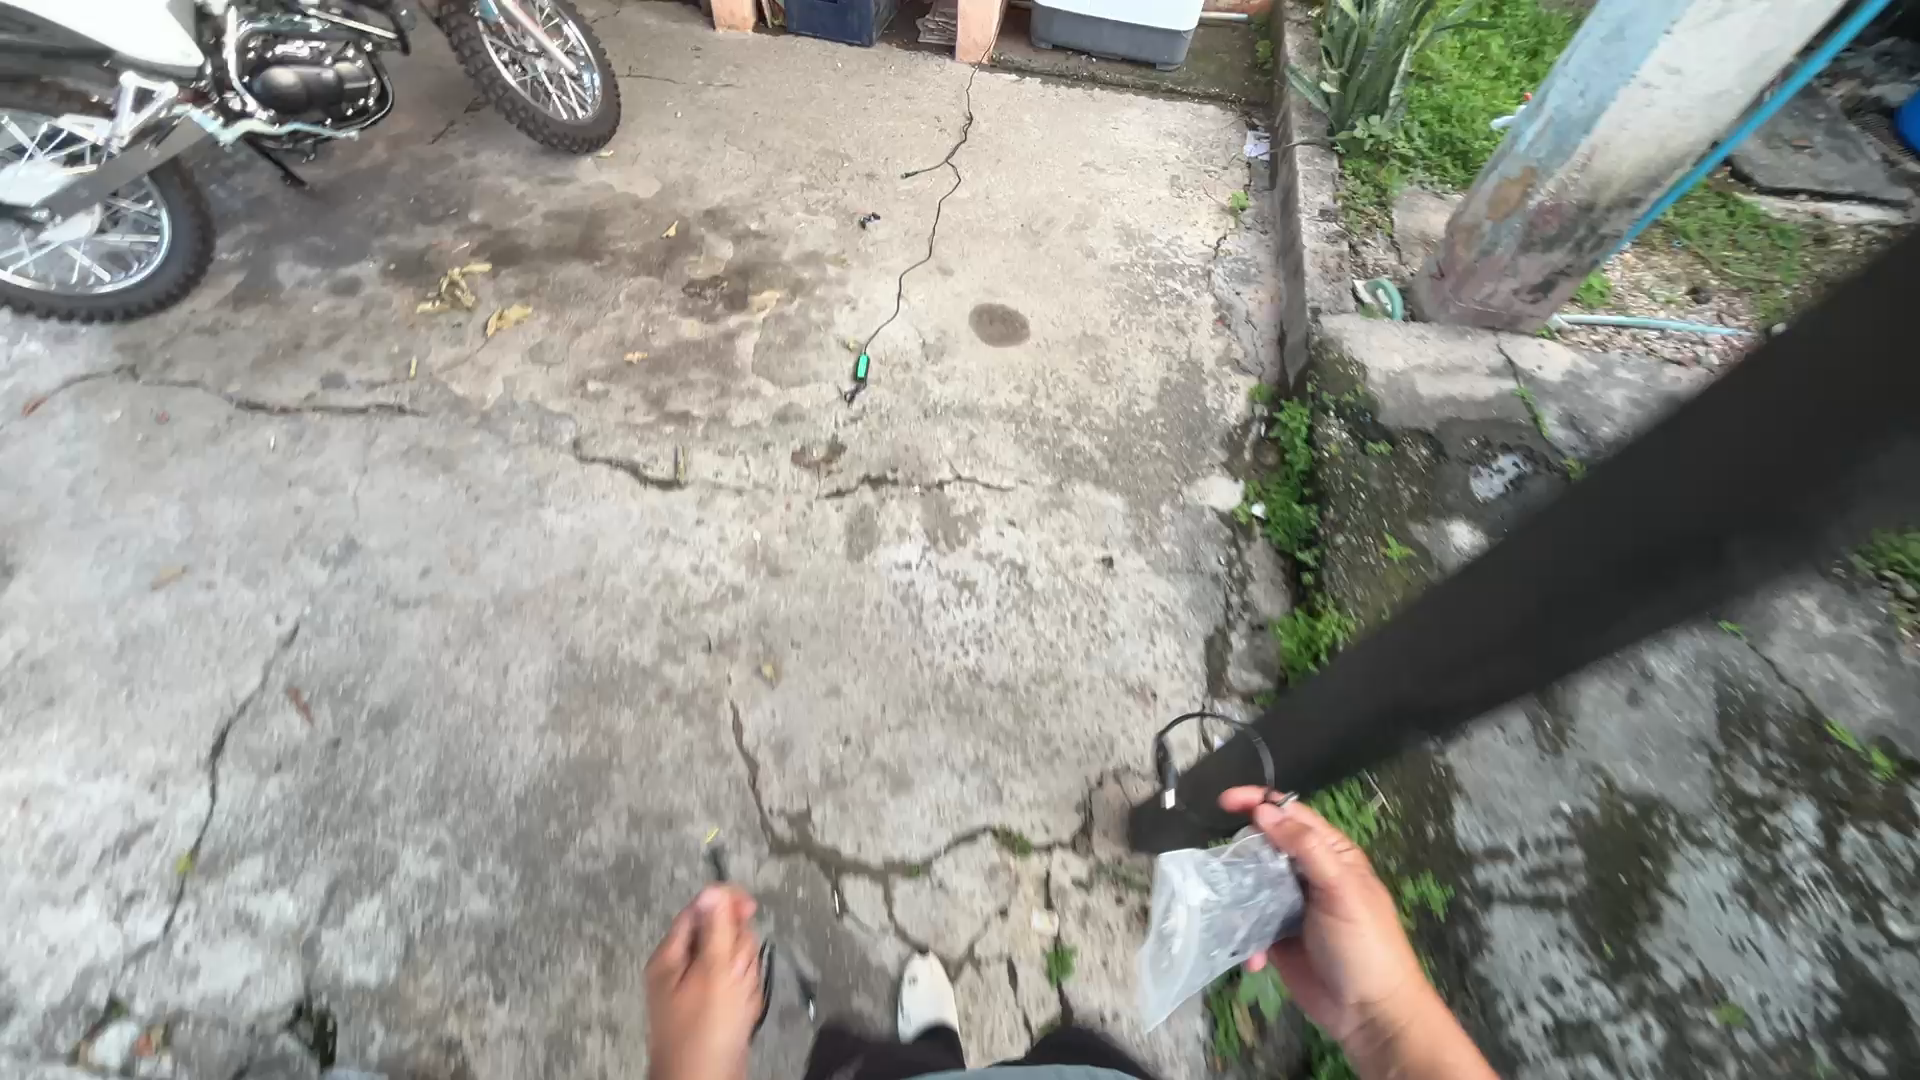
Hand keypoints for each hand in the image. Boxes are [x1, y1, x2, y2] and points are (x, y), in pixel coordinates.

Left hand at [644, 885, 762, 1079]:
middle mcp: (682, 967)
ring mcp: (700, 987)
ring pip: (735, 957)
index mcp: (672, 955)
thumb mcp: (714, 971)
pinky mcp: (717, 1004)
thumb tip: (712, 888)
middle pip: (723, 932)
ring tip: (739, 998)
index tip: (751, 909)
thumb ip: (717, 928)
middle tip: (736, 974)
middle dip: (739, 949)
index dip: (727, 903)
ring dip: (745, 973)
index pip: (701, 908)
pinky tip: (742, 1011)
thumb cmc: (707, 1027)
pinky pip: (738, 982)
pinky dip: (746, 993)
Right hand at [1219, 788, 1432, 1058]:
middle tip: (1224, 864)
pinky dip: (1245, 934)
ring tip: (1234, 912)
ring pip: (1250, 881)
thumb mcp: (1341, 889)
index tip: (1224, 802)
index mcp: (1329, 854)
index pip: (1289, 814)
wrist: (1372, 1017)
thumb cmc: (1366, 945)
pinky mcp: (1275, 933)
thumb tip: (1264, 809)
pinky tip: (1255, 956)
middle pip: (1263, 845)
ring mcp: (1289, 903)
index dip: (1257, 801)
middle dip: (1241, 852)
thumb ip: (1305, 846)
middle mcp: (1307, 872)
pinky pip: (1248, 920)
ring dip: (1238, 896)